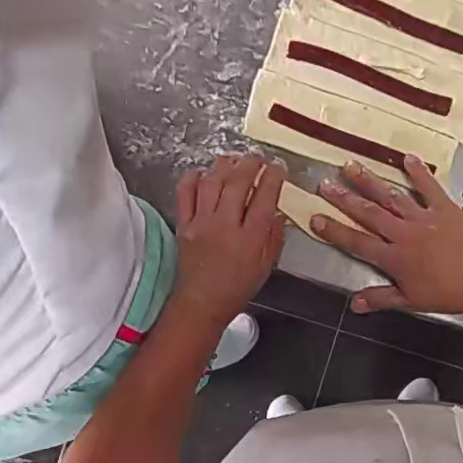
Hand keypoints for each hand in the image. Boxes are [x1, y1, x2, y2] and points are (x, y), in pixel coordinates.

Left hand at [169, 154, 287, 329]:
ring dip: (224, 165)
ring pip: (212, 182)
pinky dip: (193, 178)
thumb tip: (278, 212)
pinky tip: (203, 173)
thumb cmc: (237, 288)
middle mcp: (224, 226)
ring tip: (233, 161)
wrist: (202, 303)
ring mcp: (201, 223)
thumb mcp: (265, 266)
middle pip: (238, 182)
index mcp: (249, 239)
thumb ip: (273, 237)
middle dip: (251, 163)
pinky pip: (185, 193)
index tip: (278, 168)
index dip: (274, 177)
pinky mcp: (183, 225)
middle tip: (258, 158)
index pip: (265, 197)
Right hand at [311, 157, 462, 315]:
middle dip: (344, 199)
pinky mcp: (444, 208)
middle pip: (368, 214)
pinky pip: (428, 187)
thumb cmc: (447, 293)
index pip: (356, 242)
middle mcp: (403, 233)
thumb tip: (354, 304)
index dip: (334, 231)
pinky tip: (406, 158)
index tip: (315, 218)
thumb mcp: (410, 301)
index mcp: (393, 258)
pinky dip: (418, 172)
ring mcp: (423, 218)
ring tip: (351, 166)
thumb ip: (380, 298)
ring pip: (390, 197)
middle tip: (325, 184)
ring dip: (369, 181)